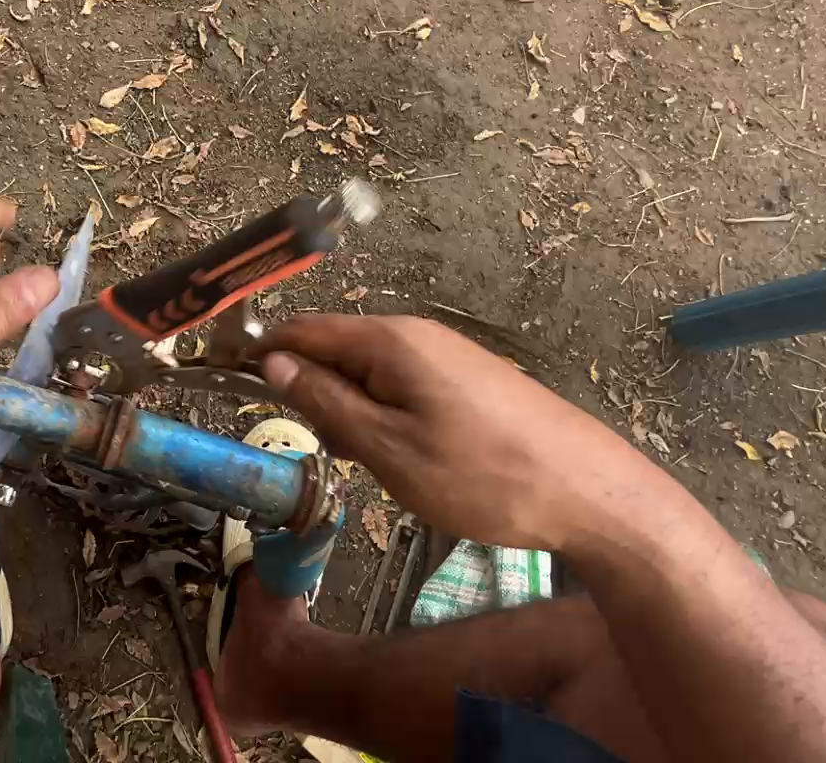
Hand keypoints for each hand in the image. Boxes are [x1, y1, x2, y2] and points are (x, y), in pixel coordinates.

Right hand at [257, 315, 663, 552]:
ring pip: (367, 368)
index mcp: (389, 340)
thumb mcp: (389, 448)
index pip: (303, 330)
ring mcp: (444, 352)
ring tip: (370, 460)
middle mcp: (414, 333)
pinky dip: (382, 411)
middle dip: (313, 389)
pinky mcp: (465, 375)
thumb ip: (325, 402)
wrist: (595, 495)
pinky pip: (399, 381)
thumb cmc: (482, 476)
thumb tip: (272, 363)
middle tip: (322, 446)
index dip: (262, 352)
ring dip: (349, 406)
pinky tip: (404, 453)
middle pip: (335, 347)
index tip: (230, 381)